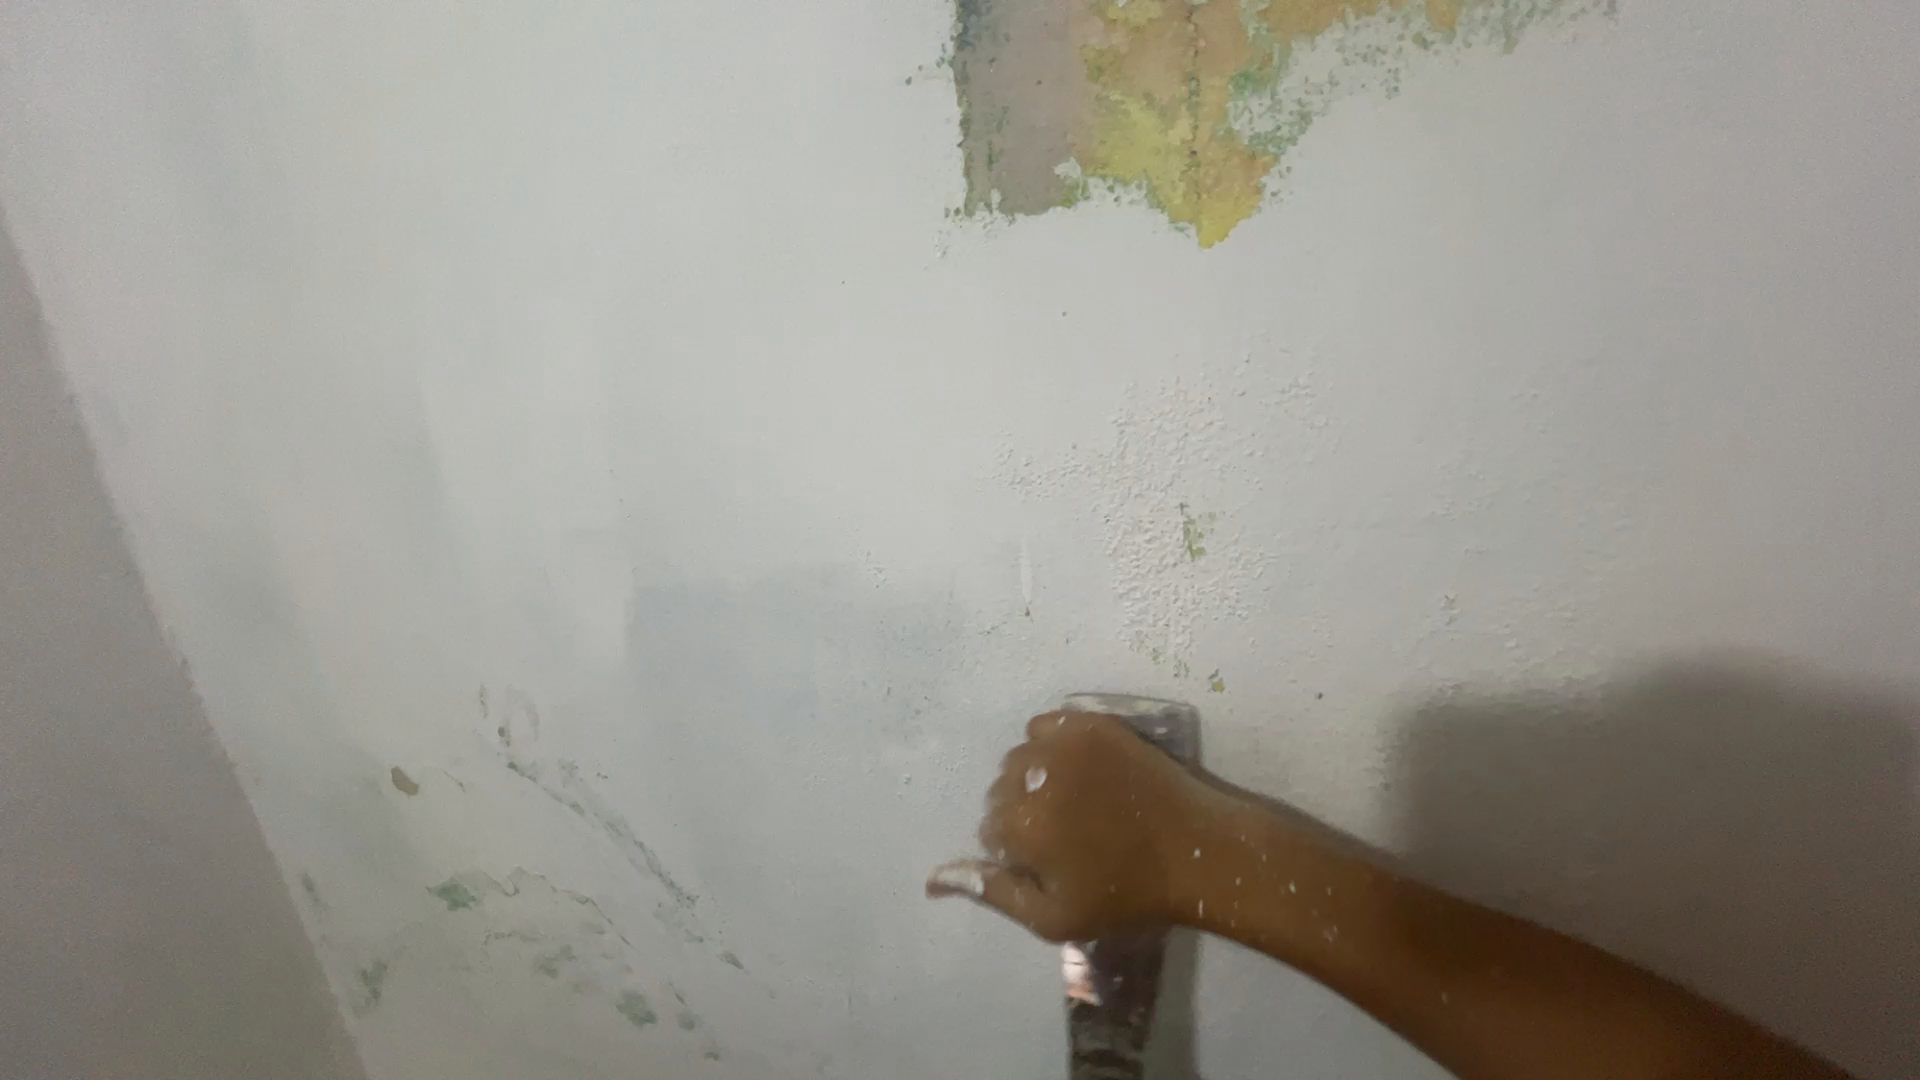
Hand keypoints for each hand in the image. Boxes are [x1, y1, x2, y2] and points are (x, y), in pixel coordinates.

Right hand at [925, 710, 1224, 941]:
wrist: (1197, 849)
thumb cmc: (1126, 893)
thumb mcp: (1055, 916)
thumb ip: (991, 892)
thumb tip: (932, 879)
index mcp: (1022, 824)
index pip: (990, 829)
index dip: (1018, 850)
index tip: (1052, 861)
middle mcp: (1033, 774)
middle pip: (1000, 790)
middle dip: (1021, 811)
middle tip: (1065, 832)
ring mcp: (1064, 743)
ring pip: (1019, 757)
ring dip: (1033, 777)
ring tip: (1074, 801)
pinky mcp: (1090, 723)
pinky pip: (1045, 726)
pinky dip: (1050, 745)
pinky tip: (1078, 770)